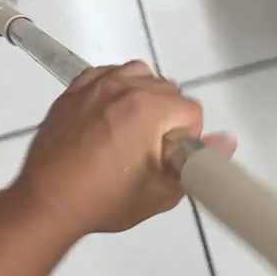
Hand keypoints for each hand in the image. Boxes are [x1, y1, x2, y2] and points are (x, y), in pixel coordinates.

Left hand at [8, 61, 232, 237]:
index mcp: (148, 107)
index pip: (191, 110)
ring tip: (131, 129)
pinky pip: (105, 74)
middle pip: (166, 89)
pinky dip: (113, 89)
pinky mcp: (73, 90)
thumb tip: (227, 140)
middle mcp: (123, 86)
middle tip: (149, 151)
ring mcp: (94, 85)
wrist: (49, 201)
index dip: (186, 138)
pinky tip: (107, 117)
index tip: (167, 159)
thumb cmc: (105, 199)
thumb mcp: (161, 191)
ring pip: (136, 74)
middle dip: (166, 117)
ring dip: (142, 96)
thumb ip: (197, 162)